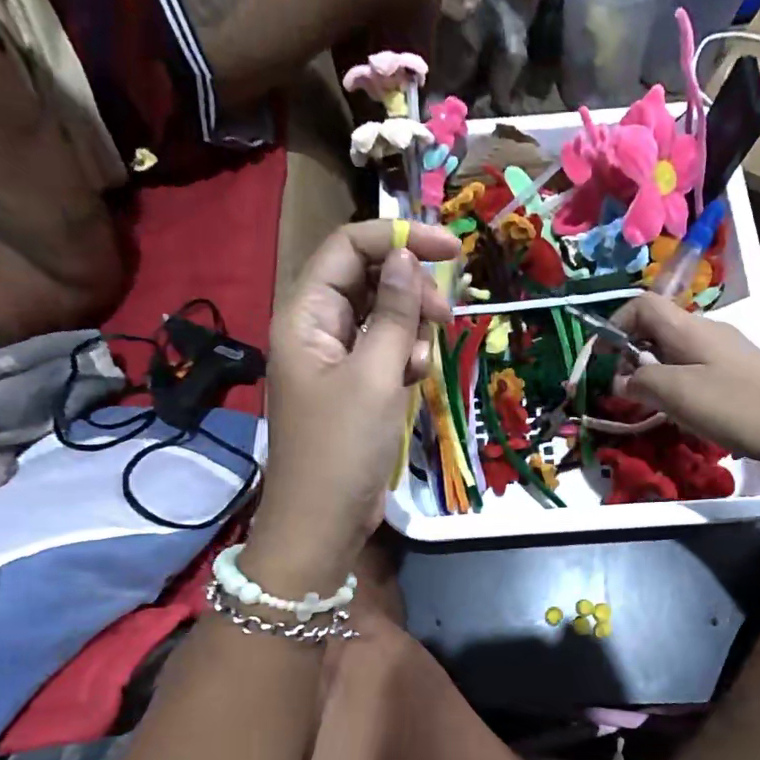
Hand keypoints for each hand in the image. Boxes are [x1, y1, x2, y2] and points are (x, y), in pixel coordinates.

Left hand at [253, 221, 458, 575]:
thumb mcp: (376, 376)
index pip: (349, 248)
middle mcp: (317, 328)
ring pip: (382, 316)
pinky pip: (385, 351)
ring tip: (421, 365)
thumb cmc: (342, 448)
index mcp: (306, 315)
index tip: (453, 248)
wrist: (321, 522)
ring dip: (412, 329)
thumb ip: (394, 313)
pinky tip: (415, 382)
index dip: (399, 237)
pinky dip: (406, 358)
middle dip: (411, 290)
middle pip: (368, 279)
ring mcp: (336, 358)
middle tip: (445, 316)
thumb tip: (407, 257)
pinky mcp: (354, 385)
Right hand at [609, 293, 759, 467]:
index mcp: (688, 327)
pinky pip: (695, 369)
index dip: (614, 326)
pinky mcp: (738, 372)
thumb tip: (621, 379)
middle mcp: (706, 330)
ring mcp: (725, 350)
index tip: (601, 360)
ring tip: (654, 407)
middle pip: (657, 328)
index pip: (641, 305)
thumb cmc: (734, 406)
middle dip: (632, 356)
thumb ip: (640, 381)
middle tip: (626, 391)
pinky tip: (686, 413)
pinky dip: (678, 385)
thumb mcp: (676, 393)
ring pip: (675, 352)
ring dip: (655, 374)